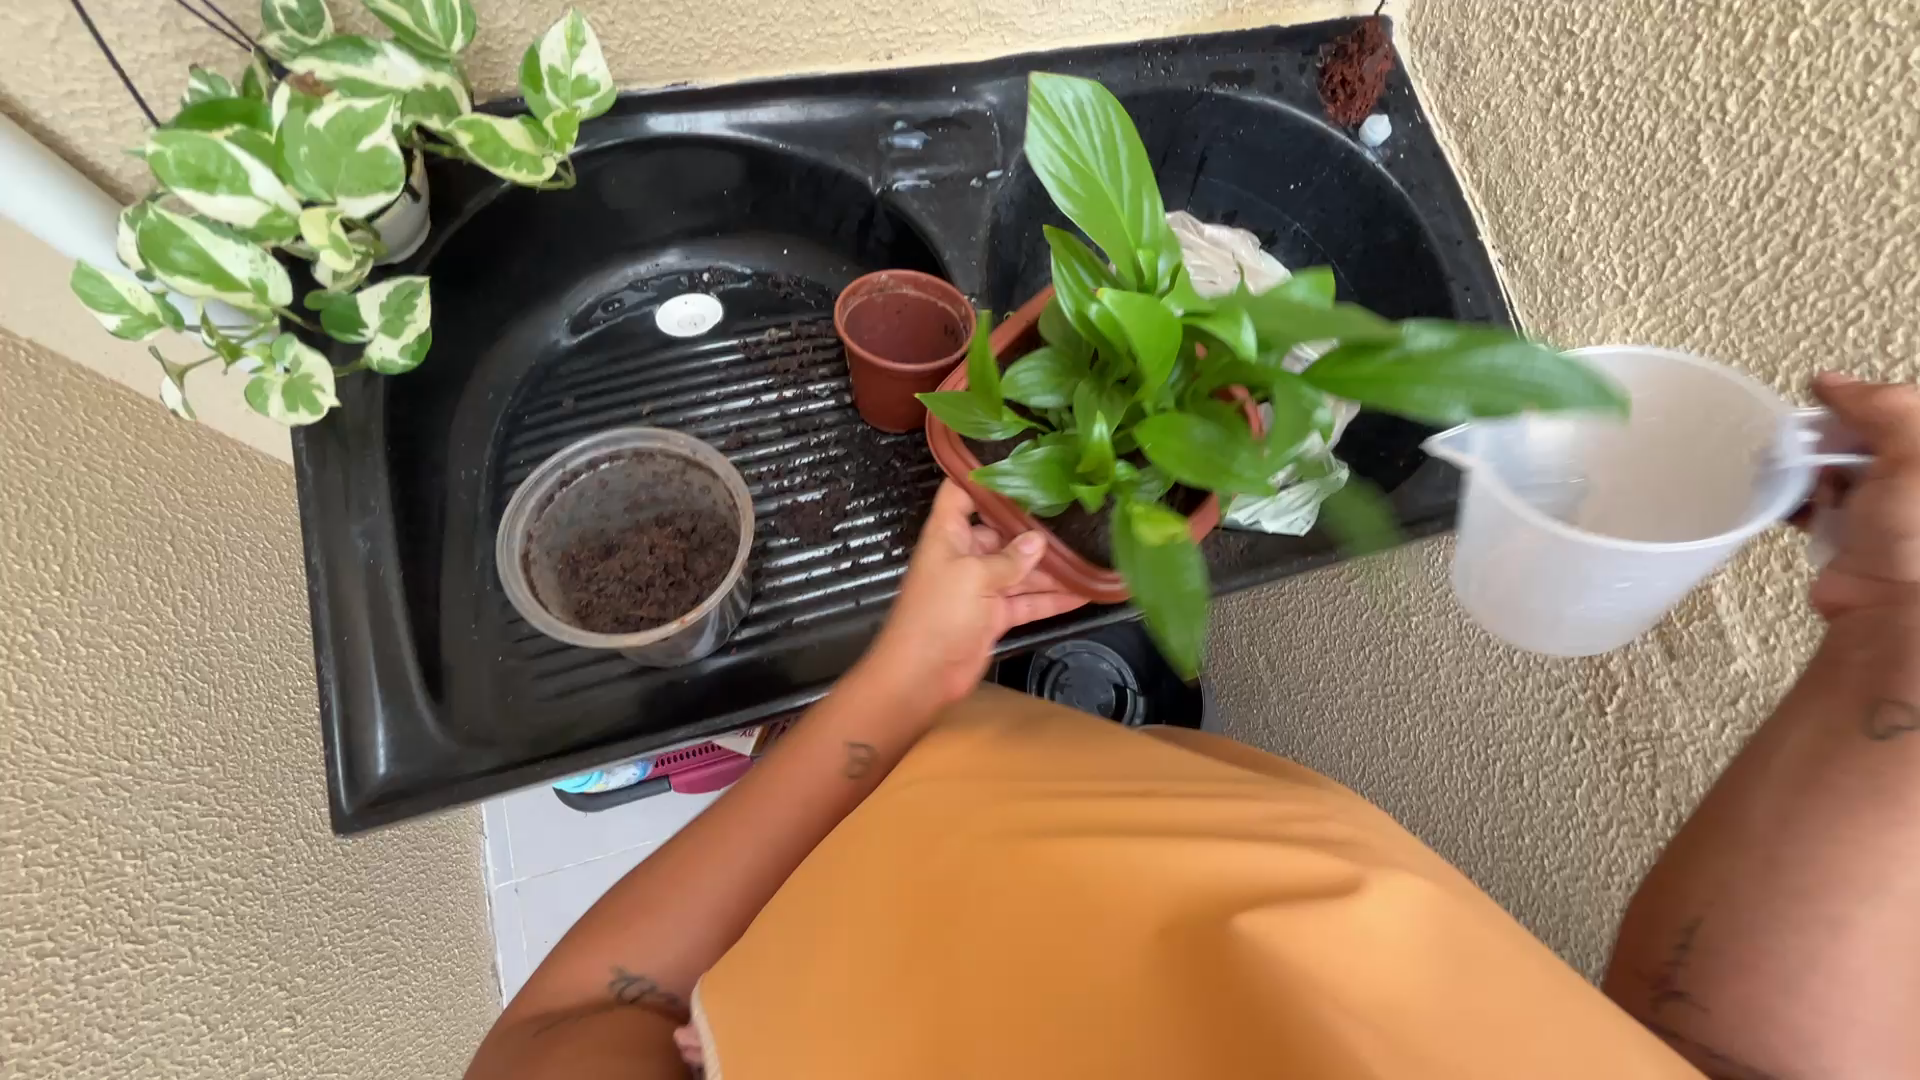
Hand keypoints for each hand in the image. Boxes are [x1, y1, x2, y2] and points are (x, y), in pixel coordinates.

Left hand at [853, 481, 1087, 710]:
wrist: (921, 676)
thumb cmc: (938, 615)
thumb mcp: (974, 577)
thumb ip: (1009, 559)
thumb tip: (1038, 541)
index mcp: (949, 534)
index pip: (961, 493)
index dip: (983, 478)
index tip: (1021, 466)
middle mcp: (965, 555)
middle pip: (1002, 533)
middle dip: (1035, 529)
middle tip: (1076, 514)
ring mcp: (980, 587)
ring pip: (1020, 570)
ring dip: (1051, 568)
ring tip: (1091, 554)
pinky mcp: (994, 615)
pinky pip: (1027, 601)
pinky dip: (1052, 599)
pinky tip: (1084, 593)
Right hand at [1806, 373, 1919, 621]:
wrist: (1899, 609)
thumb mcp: (1916, 457)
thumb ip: (1886, 409)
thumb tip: (1831, 381)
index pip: (1904, 414)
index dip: (1869, 407)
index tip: (1836, 413)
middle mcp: (1917, 484)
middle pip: (1872, 439)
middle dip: (1832, 438)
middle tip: (1806, 445)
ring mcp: (1892, 510)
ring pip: (1843, 468)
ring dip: (1807, 468)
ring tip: (1787, 474)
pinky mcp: (1854, 534)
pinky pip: (1820, 502)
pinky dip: (1796, 497)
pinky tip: (1782, 499)